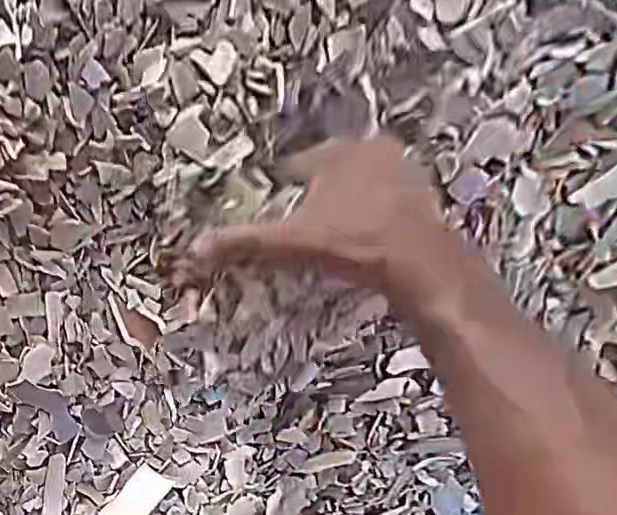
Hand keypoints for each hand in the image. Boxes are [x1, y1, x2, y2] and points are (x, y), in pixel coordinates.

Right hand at [186, 136, 452, 293]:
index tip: (268, 218)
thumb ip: (243, 242)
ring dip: (336, 208)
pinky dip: (363, 217)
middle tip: (294, 232)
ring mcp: (400, 168)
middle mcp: (371, 149)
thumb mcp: (289, 244)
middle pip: (323, 175)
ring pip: (352, 187)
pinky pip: (378, 201)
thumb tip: (197, 247)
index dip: (274, 194)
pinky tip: (356, 241)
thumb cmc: (352, 244)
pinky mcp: (419, 192)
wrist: (417, 262)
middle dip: (306, 200)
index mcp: (337, 152)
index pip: (291, 168)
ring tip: (323, 239)